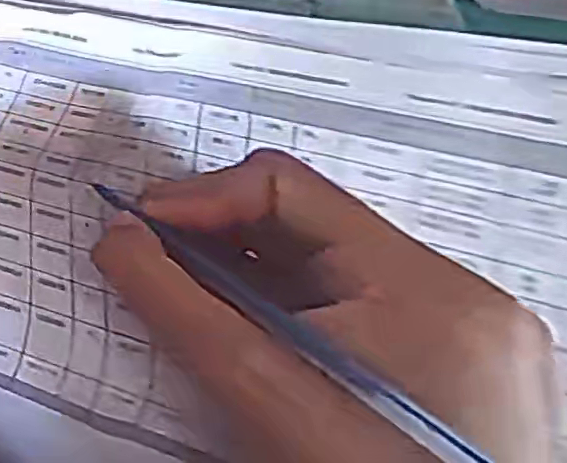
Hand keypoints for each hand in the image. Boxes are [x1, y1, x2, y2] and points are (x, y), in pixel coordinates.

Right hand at [92, 149, 556, 462]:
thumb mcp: (251, 382)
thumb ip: (165, 291)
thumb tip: (115, 232)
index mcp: (425, 286)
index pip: (279, 184)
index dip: (197, 196)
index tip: (142, 226)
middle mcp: (450, 296)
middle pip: (289, 217)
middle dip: (207, 234)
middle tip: (152, 258)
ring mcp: (450, 332)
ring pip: (301, 256)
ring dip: (227, 266)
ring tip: (185, 295)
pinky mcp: (434, 361)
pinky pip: (322, 294)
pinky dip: (259, 296)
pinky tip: (229, 324)